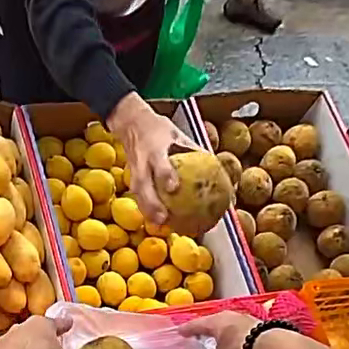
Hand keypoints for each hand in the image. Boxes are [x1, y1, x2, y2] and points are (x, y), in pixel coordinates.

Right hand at [109, 94, 195, 228]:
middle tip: (163, 218)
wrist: (131, 122)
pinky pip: (137, 195)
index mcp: (155, 148)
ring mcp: (134, 170)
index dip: (165, 175)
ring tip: (159, 225)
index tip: (173, 188)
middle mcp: (143, 161)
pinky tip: (156, 222)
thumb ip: (194, 150)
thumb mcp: (178, 134)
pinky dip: (145, 209)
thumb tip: (217, 167)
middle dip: (152, 203)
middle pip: (144, 185)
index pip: (159, 163)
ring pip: (138, 194)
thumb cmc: (160, 130)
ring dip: (147, 210)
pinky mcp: (131, 177)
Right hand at [181, 312, 256, 348]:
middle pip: (215, 323)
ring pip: (232, 328)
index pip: (197, 325)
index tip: (180, 332)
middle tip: (201, 337)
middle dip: (208, 332)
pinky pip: (245, 334)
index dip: (187, 330)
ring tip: (221, 345)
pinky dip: (239, 341)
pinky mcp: (264, 328)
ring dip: (226, 336)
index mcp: (216, 321)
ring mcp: (249, 320)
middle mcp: (232, 316)